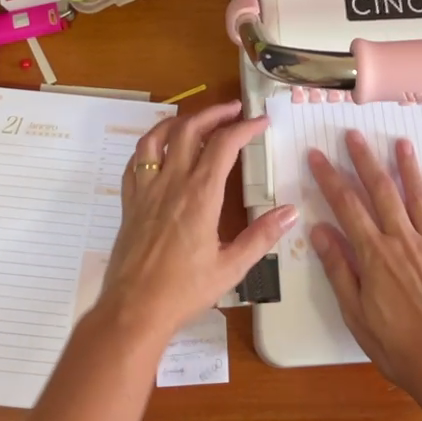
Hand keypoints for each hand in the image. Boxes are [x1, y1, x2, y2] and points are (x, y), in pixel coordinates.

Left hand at [98, 101, 296, 341]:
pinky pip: (136, 161)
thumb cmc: (184, 291)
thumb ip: (262, 237)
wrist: (134, 310)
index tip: (261, 122)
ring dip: (179, 121)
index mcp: (200, 195)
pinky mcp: (130, 202)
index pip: (224, 145)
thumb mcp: (231, 267)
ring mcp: (146, 190)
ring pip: (157, 138)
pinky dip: (150, 145)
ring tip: (196, 120)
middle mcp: (172, 183)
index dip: (245, 127)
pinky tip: (159, 149)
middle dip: (214, 113)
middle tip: (233, 110)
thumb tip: (291, 212)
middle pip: (190, 129)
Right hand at [308, 131, 421, 397]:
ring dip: (409, 169)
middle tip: (354, 135)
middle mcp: (403, 242)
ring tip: (402, 143)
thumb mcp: (355, 313)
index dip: (330, 178)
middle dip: (365, 160)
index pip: (346, 206)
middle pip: (381, 192)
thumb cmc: (396, 347)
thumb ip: (339, 269)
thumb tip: (320, 231)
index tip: (317, 155)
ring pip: (418, 199)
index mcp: (375, 254)